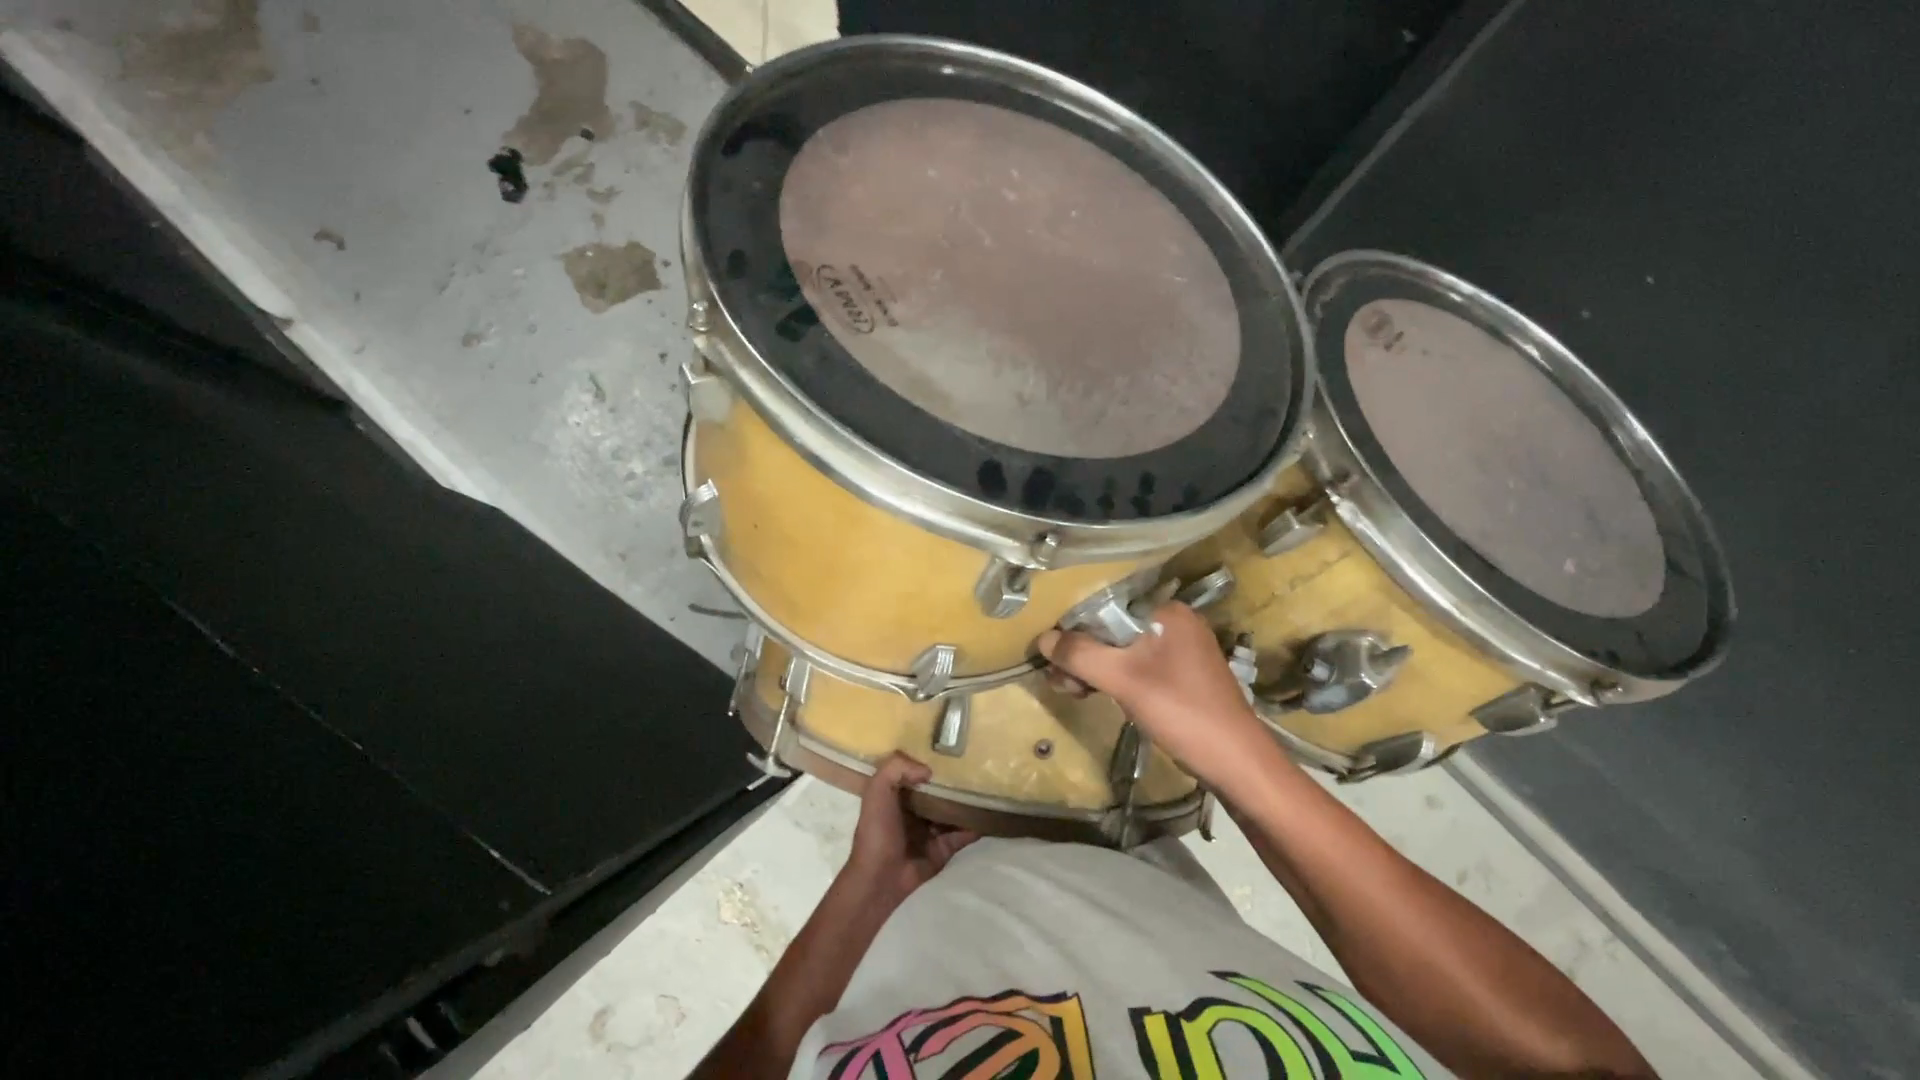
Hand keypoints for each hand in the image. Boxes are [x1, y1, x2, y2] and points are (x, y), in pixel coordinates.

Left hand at [842, 753, 978, 906]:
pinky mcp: (944, 848)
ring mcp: (932, 830)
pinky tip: (990, 813)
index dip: (931, 760)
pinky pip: (964, 834)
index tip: (953, 747)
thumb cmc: (877, 831)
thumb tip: (930, 771)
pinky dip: (976, 825)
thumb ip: (896, 768)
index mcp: (898, 795)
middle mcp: (916, 810)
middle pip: (940, 791)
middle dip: (955, 781)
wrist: (880, 876)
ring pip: (954, 811)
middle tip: (979, 765)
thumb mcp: (877, 790)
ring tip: (991, 786)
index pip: (917, 773)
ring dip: (968, 802)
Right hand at [1036, 602, 1279, 791]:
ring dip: (1096, 670)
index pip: (1106, 607)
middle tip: (1060, 682)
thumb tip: (1043, 638)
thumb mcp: (1122, 679)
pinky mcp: (1184, 677)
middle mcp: (1176, 623)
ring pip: (1124, 651)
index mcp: (1167, 611)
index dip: (1074, 630)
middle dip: (1083, 655)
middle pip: (1113, 630)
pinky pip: (1140, 668)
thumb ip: (1080, 655)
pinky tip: (1099, 695)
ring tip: (1074, 692)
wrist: (1235, 760)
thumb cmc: (1180, 710)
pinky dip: (1117, 679)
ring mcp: (1182, 651)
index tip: (1052, 657)